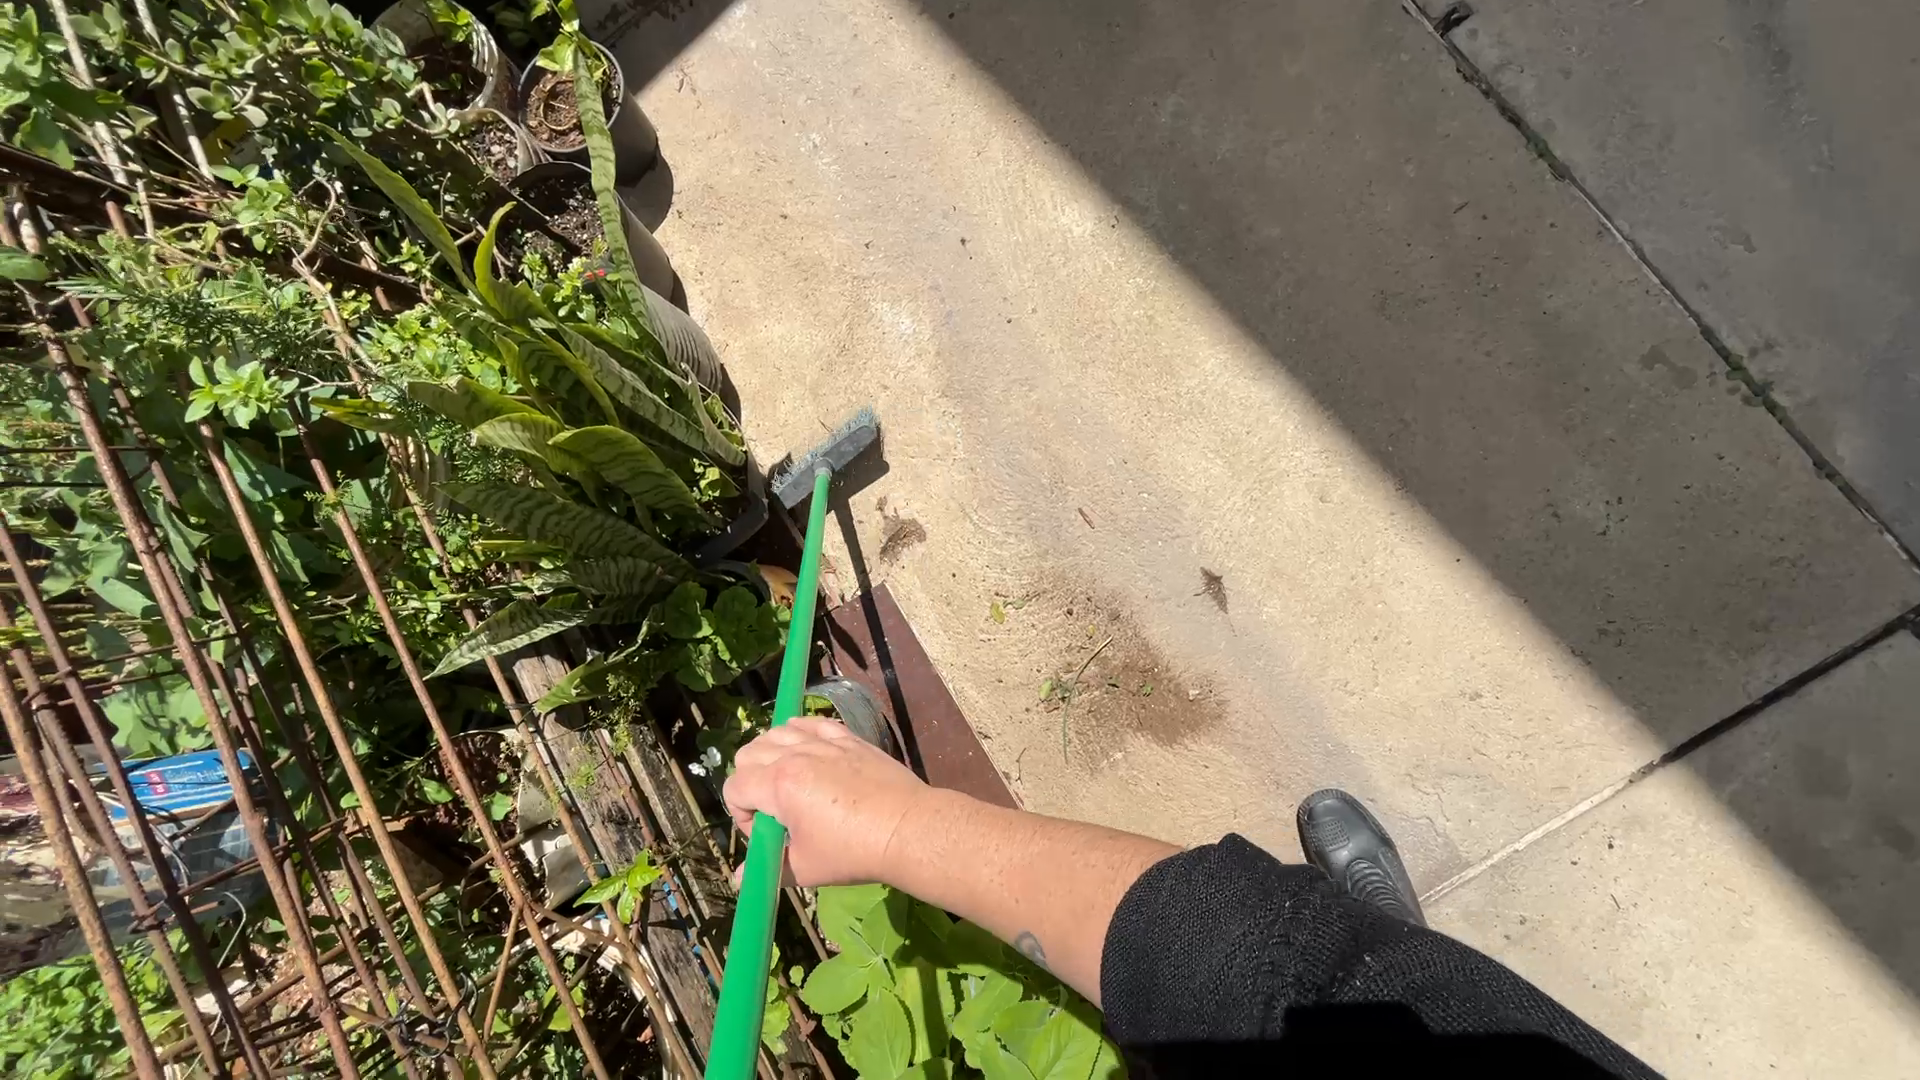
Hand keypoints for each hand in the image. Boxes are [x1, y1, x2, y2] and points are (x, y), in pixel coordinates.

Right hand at [722, 715, 934, 886]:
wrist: (906, 828)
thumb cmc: (853, 851)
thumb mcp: (804, 868)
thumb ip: (767, 867)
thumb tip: (740, 878)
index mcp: (780, 784)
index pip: (734, 785)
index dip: (740, 813)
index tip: (766, 833)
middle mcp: (797, 754)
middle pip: (750, 752)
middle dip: (751, 780)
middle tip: (774, 808)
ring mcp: (824, 742)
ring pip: (778, 731)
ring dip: (773, 754)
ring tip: (790, 782)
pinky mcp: (848, 737)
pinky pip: (813, 722)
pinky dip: (803, 733)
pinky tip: (810, 752)